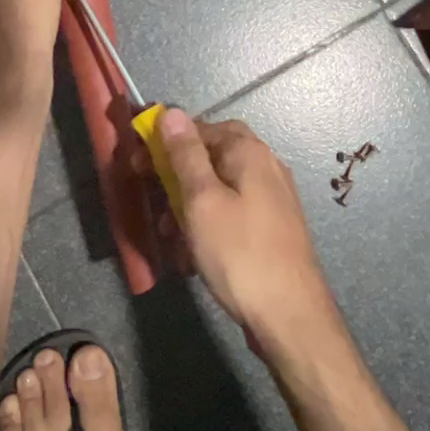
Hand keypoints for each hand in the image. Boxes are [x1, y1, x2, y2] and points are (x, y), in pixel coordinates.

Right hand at [154, 110, 343, 344]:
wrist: (291, 318)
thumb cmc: (240, 254)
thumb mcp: (201, 200)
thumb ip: (185, 155)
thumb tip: (172, 112)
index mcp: (248, 152)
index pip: (199, 127)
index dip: (164, 141)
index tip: (137, 164)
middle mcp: (266, 166)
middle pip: (211, 154)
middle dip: (177, 173)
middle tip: (152, 194)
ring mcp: (273, 198)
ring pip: (220, 186)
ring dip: (189, 202)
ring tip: (167, 231)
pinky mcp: (274, 228)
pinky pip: (233, 211)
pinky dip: (210, 222)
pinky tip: (193, 250)